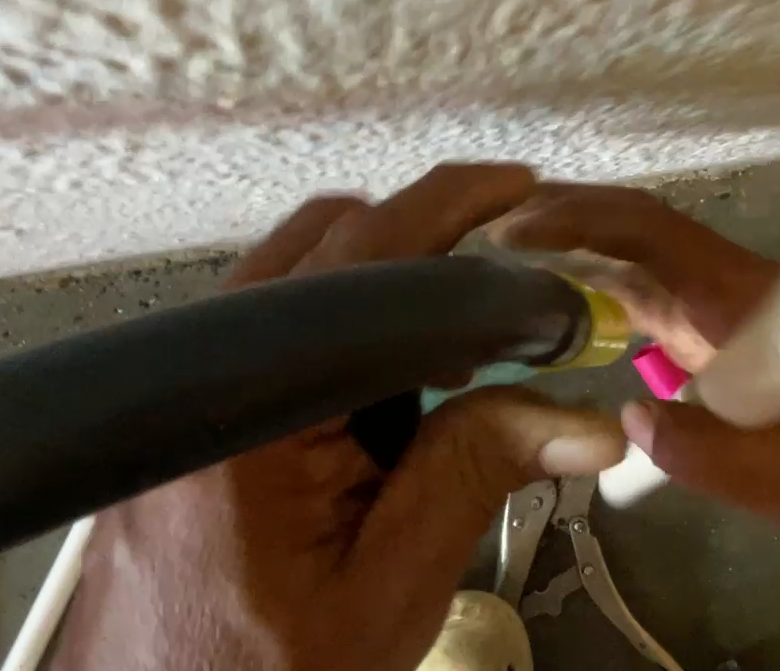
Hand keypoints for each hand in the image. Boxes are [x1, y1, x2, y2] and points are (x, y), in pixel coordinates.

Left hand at [48, 164, 625, 670]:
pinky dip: (351, 307)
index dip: (451, 207)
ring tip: (463, 318)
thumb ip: (472, 478)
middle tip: (505, 261)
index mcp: (254, 400)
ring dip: (389, 271)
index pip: (365, 260)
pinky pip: (282, 307)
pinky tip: (398, 364)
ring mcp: (190, 369)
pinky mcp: (197, 391)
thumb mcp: (386, 590)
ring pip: (303, 262)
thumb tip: (588, 421)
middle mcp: (207, 359)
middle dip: (426, 230)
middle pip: (329, 235)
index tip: (521, 189)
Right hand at [491, 183, 779, 553]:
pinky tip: (557, 287)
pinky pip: (644, 286)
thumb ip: (699, 448)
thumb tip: (625, 416)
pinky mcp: (711, 327)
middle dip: (568, 212)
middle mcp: (725, 284)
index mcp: (743, 298)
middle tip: (494, 220)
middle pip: (638, 224)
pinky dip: (595, 276)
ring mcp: (717, 303)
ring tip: (508, 242)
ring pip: (638, 249)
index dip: (582, 218)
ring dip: (576, 237)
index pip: (652, 231)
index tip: (519, 227)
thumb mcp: (778, 476)